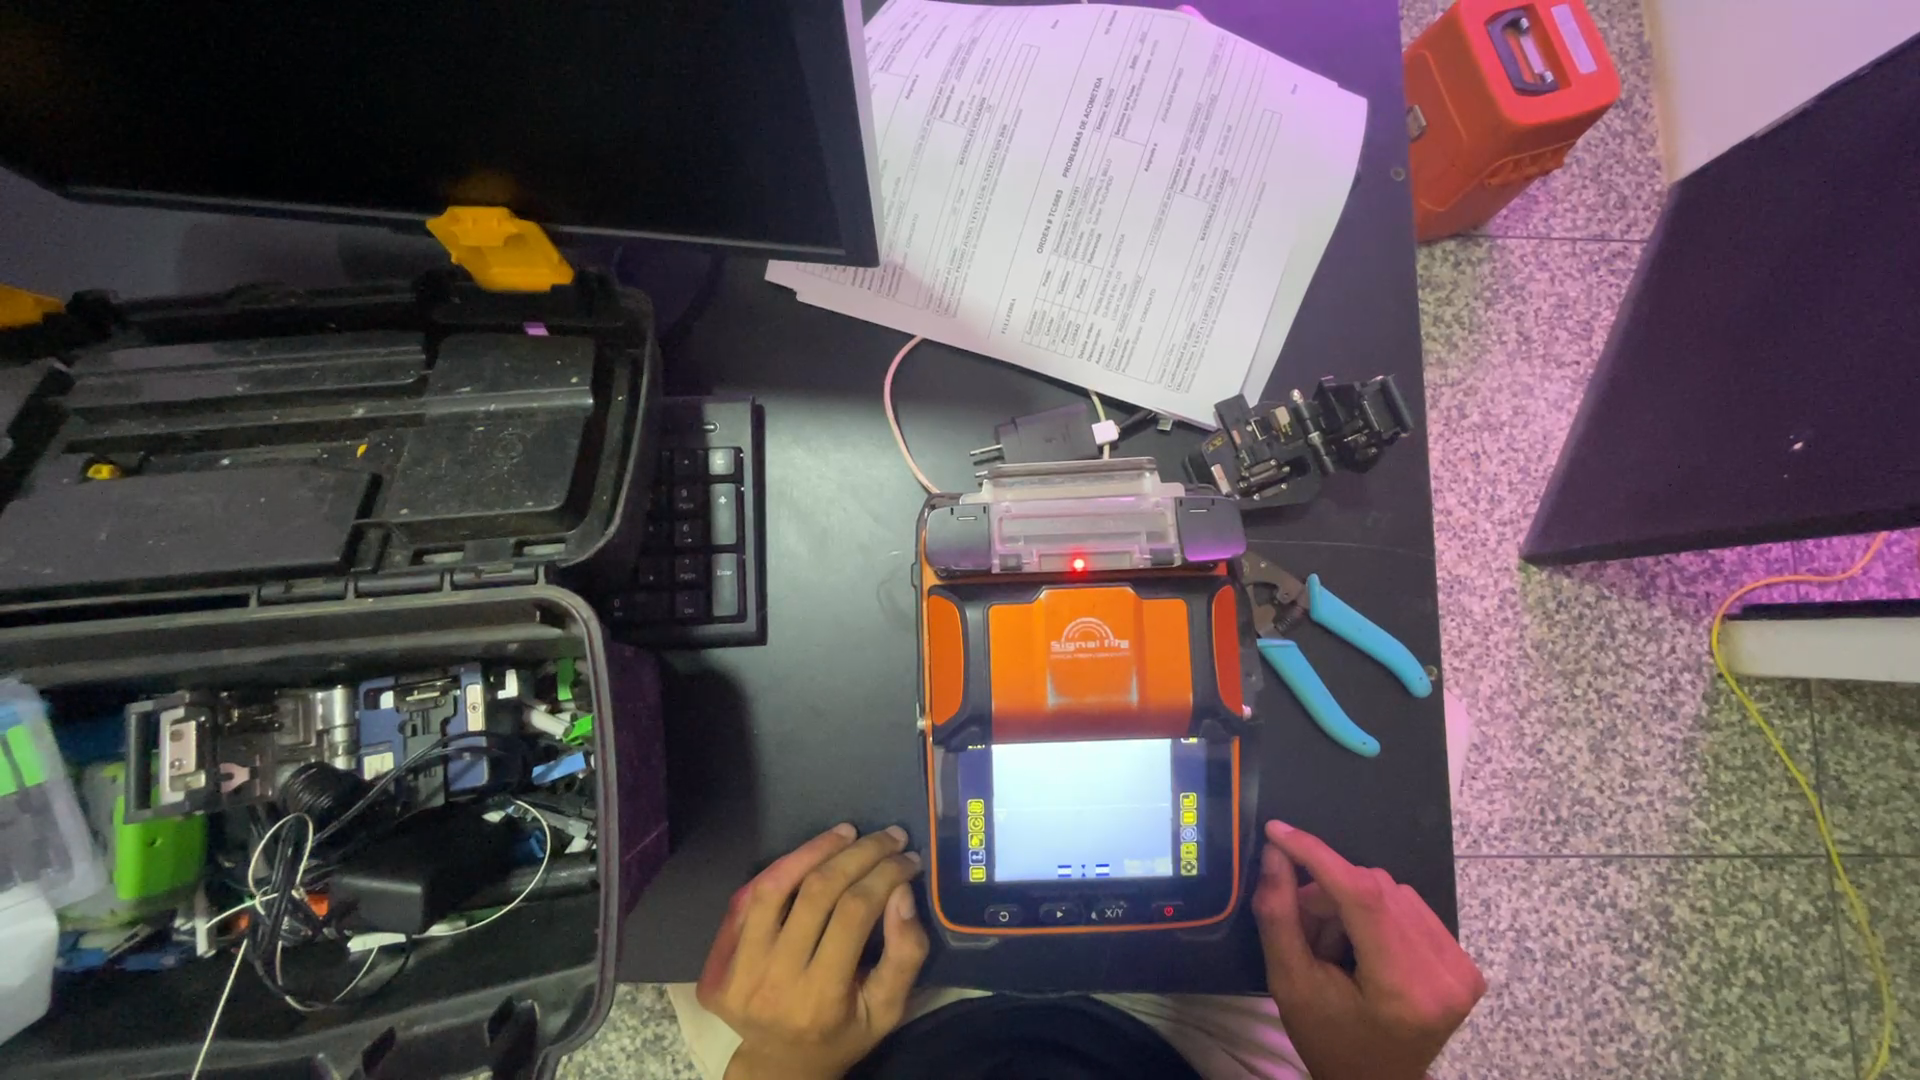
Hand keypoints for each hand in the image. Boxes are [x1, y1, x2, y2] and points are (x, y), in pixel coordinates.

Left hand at [696, 823, 929, 1079]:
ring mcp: (738, 972)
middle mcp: (773, 983)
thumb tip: (903, 891)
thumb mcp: (887, 1010)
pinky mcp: (719, 963)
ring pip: (775, 887)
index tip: (909, 858)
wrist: (780, 1067)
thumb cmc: (842, 1034)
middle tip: (889, 836)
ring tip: (847, 832)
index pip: (854, 912)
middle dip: (860, 854)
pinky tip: (811, 852)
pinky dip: (781, 868)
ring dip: (815, 849)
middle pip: (817, 891)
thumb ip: (904, 954)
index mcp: (820, 1000)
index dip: (885, 874)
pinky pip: (747, 899)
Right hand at [1251, 820, 1484, 1079]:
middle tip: (1302, 926)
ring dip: (1348, 901)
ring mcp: (1460, 968)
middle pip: (1372, 887)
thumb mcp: (1288, 983)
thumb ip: (1278, 914)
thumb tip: (1274, 852)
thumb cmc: (1329, 1040)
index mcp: (1403, 989)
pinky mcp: (1463, 963)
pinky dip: (1372, 910)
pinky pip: (1406, 903)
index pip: (1363, 895)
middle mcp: (1444, 974)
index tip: (1277, 831)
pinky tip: (1360, 941)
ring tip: (1332, 942)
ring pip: (1388, 889)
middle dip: (1326, 893)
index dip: (1318, 855)